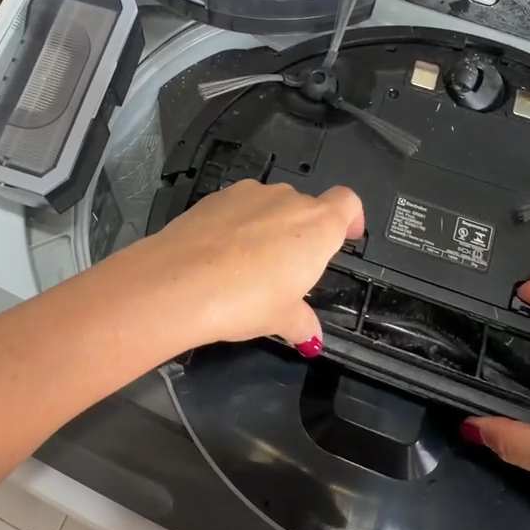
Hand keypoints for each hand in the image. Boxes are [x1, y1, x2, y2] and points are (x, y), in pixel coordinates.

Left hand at [107, 180, 363, 351]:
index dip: (350, 218)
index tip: (346, 236)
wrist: (179, 281)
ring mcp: (247, 194)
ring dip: (267, 228)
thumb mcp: (281, 319)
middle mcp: (287, 200)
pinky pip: (236, 209)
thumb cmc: (245, 299)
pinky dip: (235, 226)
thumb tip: (310, 336)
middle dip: (300, 234)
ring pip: (268, 206)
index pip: (347, 202)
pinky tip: (219, 257)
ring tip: (248, 267)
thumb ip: (302, 321)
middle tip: (287, 271)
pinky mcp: (213, 197)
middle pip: (305, 207)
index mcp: (317, 226)